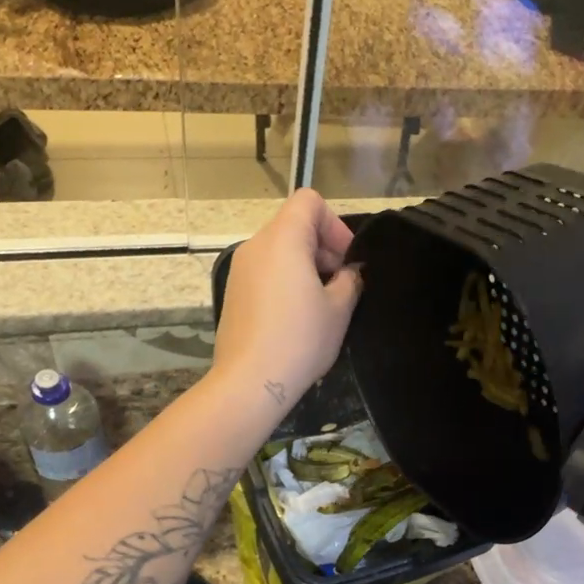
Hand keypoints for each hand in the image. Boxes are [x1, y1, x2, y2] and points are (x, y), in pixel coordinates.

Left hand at [213, 189, 362, 407]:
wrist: (250, 382)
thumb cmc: (300, 340)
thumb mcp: (339, 310)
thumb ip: (349, 280)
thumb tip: (349, 273)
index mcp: (283, 239)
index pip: (309, 201)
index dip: (334, 224)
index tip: (346, 260)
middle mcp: (256, 246)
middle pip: (293, 225)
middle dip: (322, 248)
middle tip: (340, 285)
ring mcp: (240, 270)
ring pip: (279, 251)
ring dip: (304, 267)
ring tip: (321, 304)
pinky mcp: (233, 293)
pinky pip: (265, 273)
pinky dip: (285, 282)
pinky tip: (296, 318)